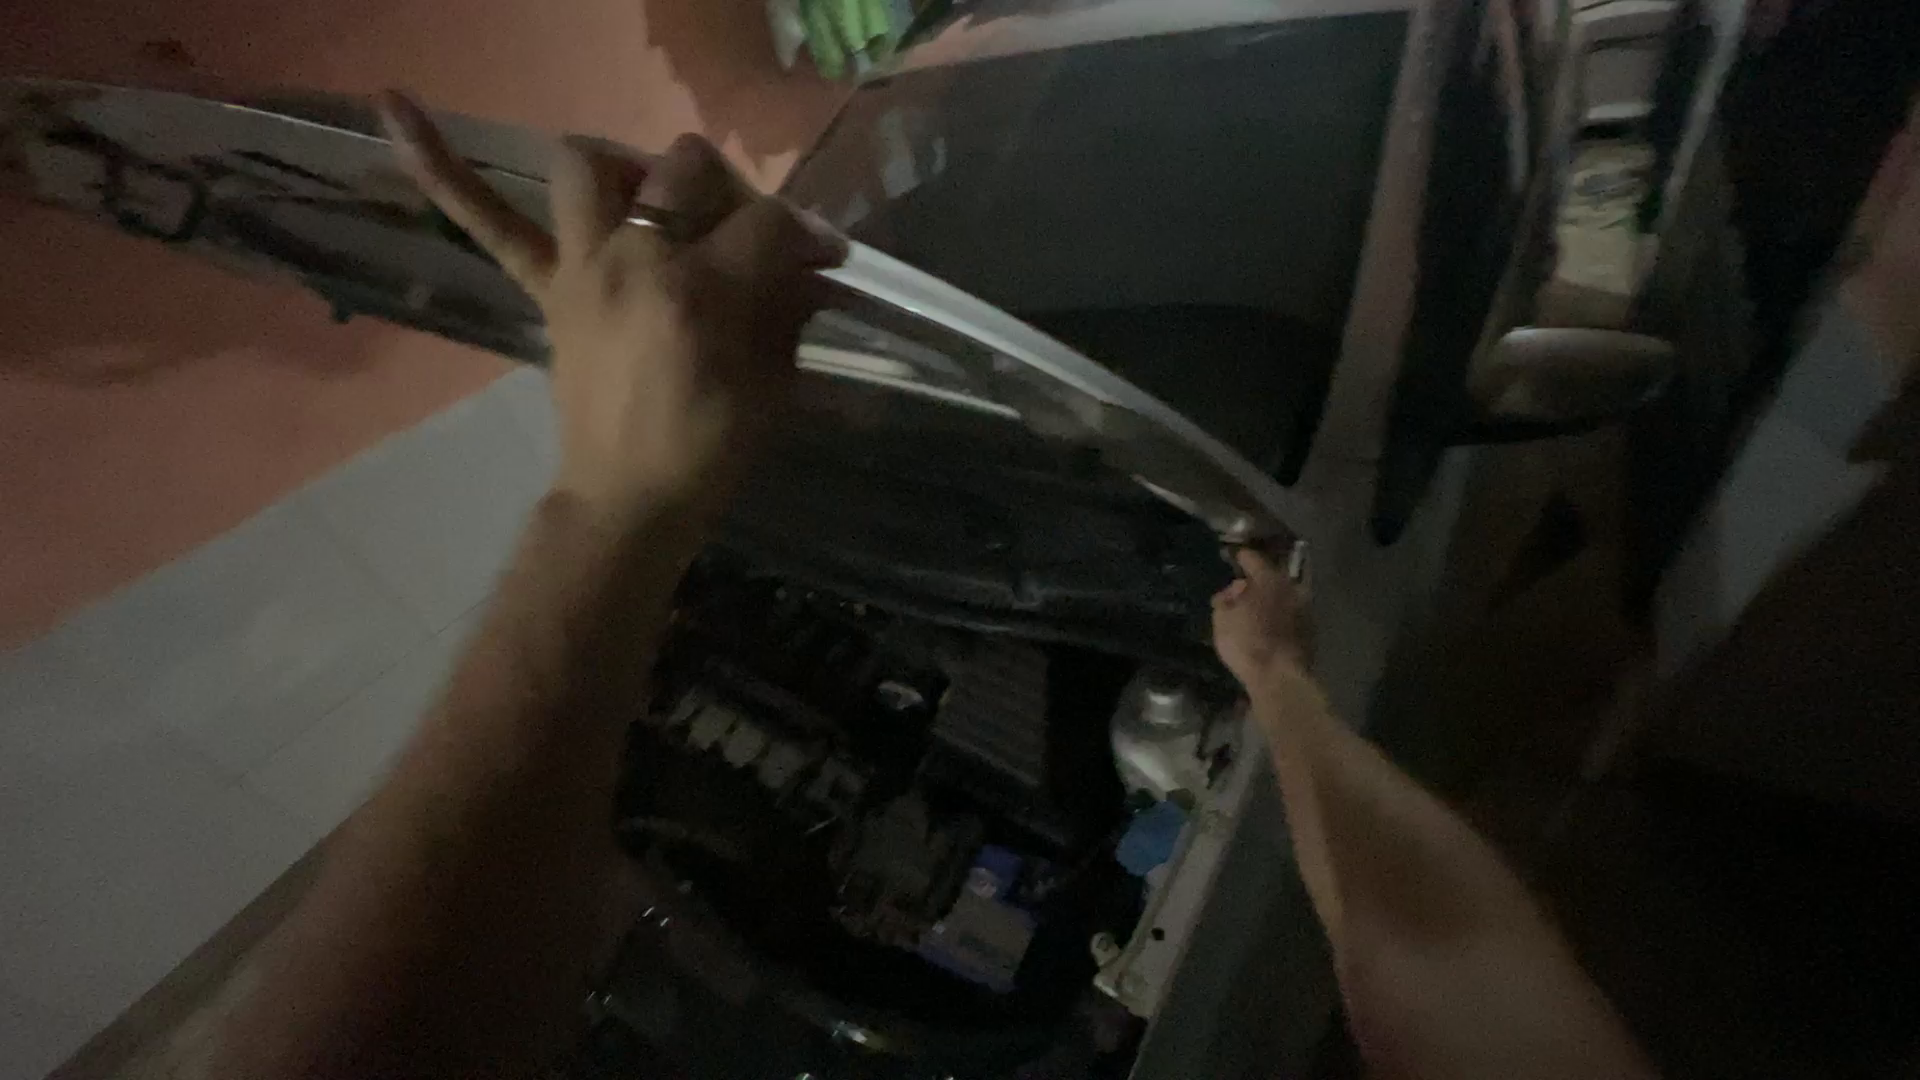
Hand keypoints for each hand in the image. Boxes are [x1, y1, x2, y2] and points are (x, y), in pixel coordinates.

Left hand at [377, 92, 845, 521]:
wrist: (630, 500)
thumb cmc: (709, 454)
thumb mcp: (772, 389)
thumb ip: (787, 317)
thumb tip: (804, 274)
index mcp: (700, 294)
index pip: (766, 225)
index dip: (809, 233)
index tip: (828, 254)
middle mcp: (634, 261)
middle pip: (684, 169)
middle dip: (731, 190)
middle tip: (747, 233)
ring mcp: (581, 270)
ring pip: (589, 168)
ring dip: (629, 169)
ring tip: (655, 199)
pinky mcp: (547, 292)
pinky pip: (485, 222)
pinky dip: (441, 166)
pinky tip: (392, 101)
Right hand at [1212, 548, 1312, 685]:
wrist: (1280, 678)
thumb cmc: (1246, 643)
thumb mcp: (1221, 618)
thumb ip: (1226, 598)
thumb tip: (1235, 590)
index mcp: (1269, 579)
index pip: (1252, 558)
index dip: (1238, 556)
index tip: (1230, 555)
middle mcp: (1292, 587)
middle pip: (1271, 575)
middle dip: (1256, 579)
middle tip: (1241, 586)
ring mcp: (1305, 609)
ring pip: (1283, 594)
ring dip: (1270, 597)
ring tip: (1254, 606)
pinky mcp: (1311, 629)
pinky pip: (1290, 612)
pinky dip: (1279, 613)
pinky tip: (1267, 622)